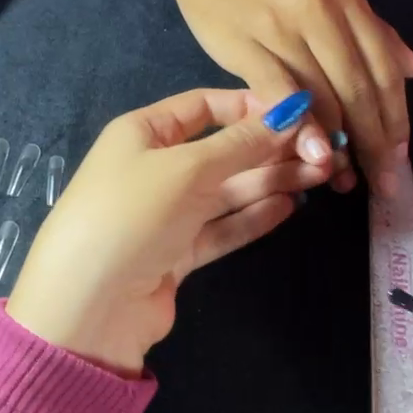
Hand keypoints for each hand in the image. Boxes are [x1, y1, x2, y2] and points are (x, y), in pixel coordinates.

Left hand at [6, 89, 324, 375]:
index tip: (298, 113)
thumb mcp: (187, 167)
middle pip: (223, 149)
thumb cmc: (132, 213)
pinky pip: (222, 226)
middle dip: (270, 148)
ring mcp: (167, 212)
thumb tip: (288, 115)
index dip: (251, 107)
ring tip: (319, 176)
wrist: (88, 306)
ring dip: (271, 180)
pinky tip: (290, 206)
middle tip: (324, 151)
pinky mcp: (176, 252)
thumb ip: (241, 143)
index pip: (205, 106)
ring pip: (227, 190)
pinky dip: (253, 216)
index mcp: (145, 132)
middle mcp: (156, 167)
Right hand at [155, 0, 412, 193]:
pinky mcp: (244, 43)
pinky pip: (280, 91)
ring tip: (343, 179)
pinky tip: (311, 153)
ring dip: (338, 144)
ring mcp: (282, 26)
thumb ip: (373, 31)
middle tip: (382, 184)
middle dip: (374, 143)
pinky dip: (299, 125)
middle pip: (358, 88)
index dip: (396, 118)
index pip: (383, 68)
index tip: (401, 158)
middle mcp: (321, 9)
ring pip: (321, 96)